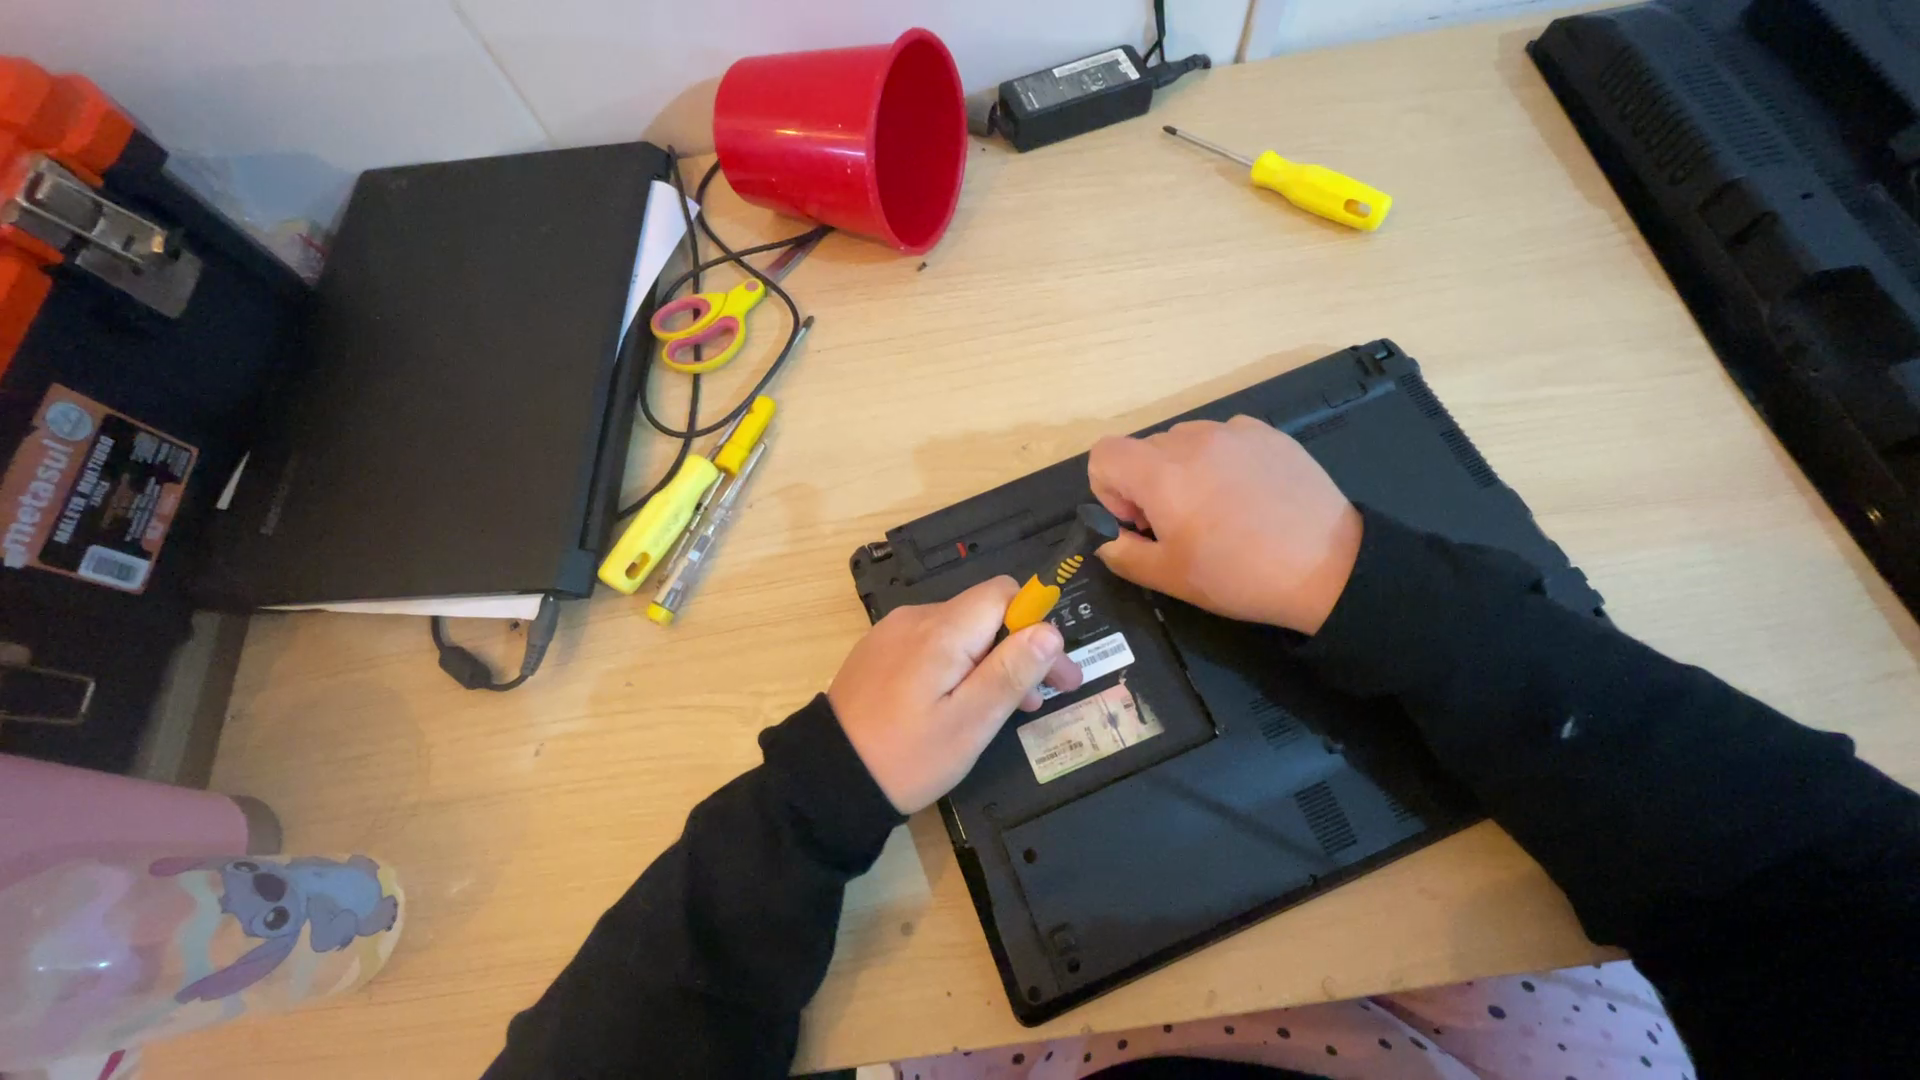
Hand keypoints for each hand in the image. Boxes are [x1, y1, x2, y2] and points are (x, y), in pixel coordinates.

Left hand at [829, 577, 1083, 813]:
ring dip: (993, 660)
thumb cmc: (907, 756)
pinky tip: (965, 702)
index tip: (1056, 669)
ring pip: (961, 631)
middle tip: (1046, 696)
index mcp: (941, 630)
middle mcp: (916, 618)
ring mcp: (894, 633)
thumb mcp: (969, 723)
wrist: (828, 778)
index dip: (1037, 623)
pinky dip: (961, 665)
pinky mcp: (880, 652)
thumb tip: (1049, 630)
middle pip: (985, 613)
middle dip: (1022, 648)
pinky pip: (934, 644)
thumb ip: (1010, 672)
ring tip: (1011, 707)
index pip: (1004, 592)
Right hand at [1087, 416, 1362, 634]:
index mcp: (1161, 472)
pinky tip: (1247, 496)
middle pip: (1143, 450)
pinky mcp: (1268, 433)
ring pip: (1183, 442)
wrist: (1329, 567)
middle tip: (1179, 526)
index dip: (1108, 490)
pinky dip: (1220, 462)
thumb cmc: (1239, 575)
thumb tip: (1109, 536)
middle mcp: (1193, 439)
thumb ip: (1120, 553)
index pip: (1103, 455)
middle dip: (1147, 485)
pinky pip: (1224, 439)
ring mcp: (1234, 431)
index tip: (1139, 522)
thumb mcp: (1167, 577)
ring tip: (1217, 510)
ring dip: (1183, 471)